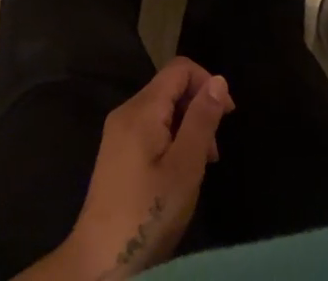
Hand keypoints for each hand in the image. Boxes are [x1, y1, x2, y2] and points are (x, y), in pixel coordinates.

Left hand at [32, 58, 233, 280]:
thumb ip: (202, 120)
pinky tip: (180, 172)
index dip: (208, 82)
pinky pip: (152, 129)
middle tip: (212, 153)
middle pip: (171, 88)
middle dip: (199, 110)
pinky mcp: (117, 152)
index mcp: (141, 109)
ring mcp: (118, 133)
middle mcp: (126, 112)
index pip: (179, 68)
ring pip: (163, 110)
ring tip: (200, 166)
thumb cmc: (148, 211)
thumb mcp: (186, 165)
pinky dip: (173, 140)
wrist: (101, 258)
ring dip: (188, 128)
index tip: (227, 117)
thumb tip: (218, 79)